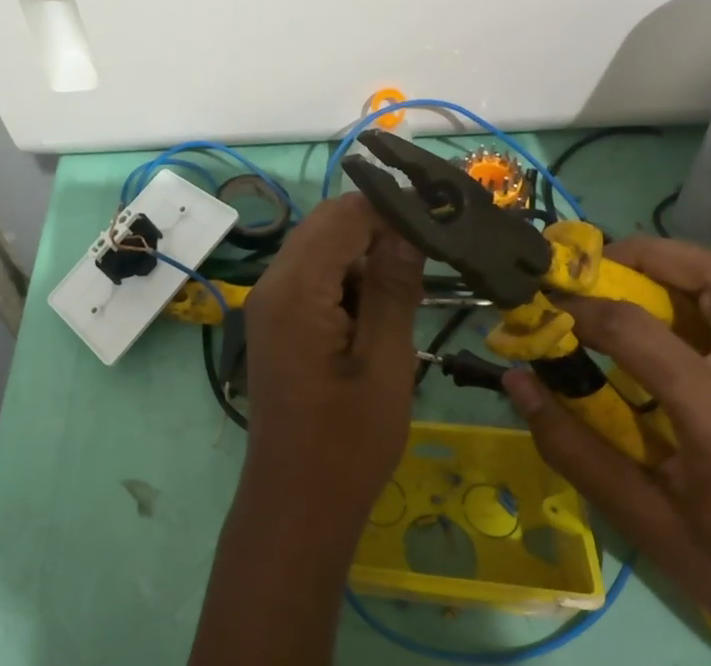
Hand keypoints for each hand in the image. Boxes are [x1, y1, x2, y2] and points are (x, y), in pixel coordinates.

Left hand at [188, 194, 423, 665]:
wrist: (297, 499)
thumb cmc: (348, 439)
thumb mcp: (385, 362)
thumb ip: (393, 289)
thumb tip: (405, 230)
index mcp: (295, 288)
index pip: (343, 214)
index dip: (392, 210)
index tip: (442, 224)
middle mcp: (272, 284)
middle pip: (325, 227)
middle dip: (379, 231)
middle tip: (433, 257)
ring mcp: (268, 304)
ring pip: (319, 251)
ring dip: (363, 258)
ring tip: (413, 288)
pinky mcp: (275, 323)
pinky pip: (311, 280)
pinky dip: (346, 282)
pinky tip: (379, 313)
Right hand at [503, 238, 710, 665]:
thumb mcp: (648, 524)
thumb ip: (574, 448)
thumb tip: (518, 382)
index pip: (636, 329)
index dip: (578, 309)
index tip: (543, 310)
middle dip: (651, 255)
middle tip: (602, 270)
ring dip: (691, 269)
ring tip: (642, 289)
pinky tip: (695, 332)